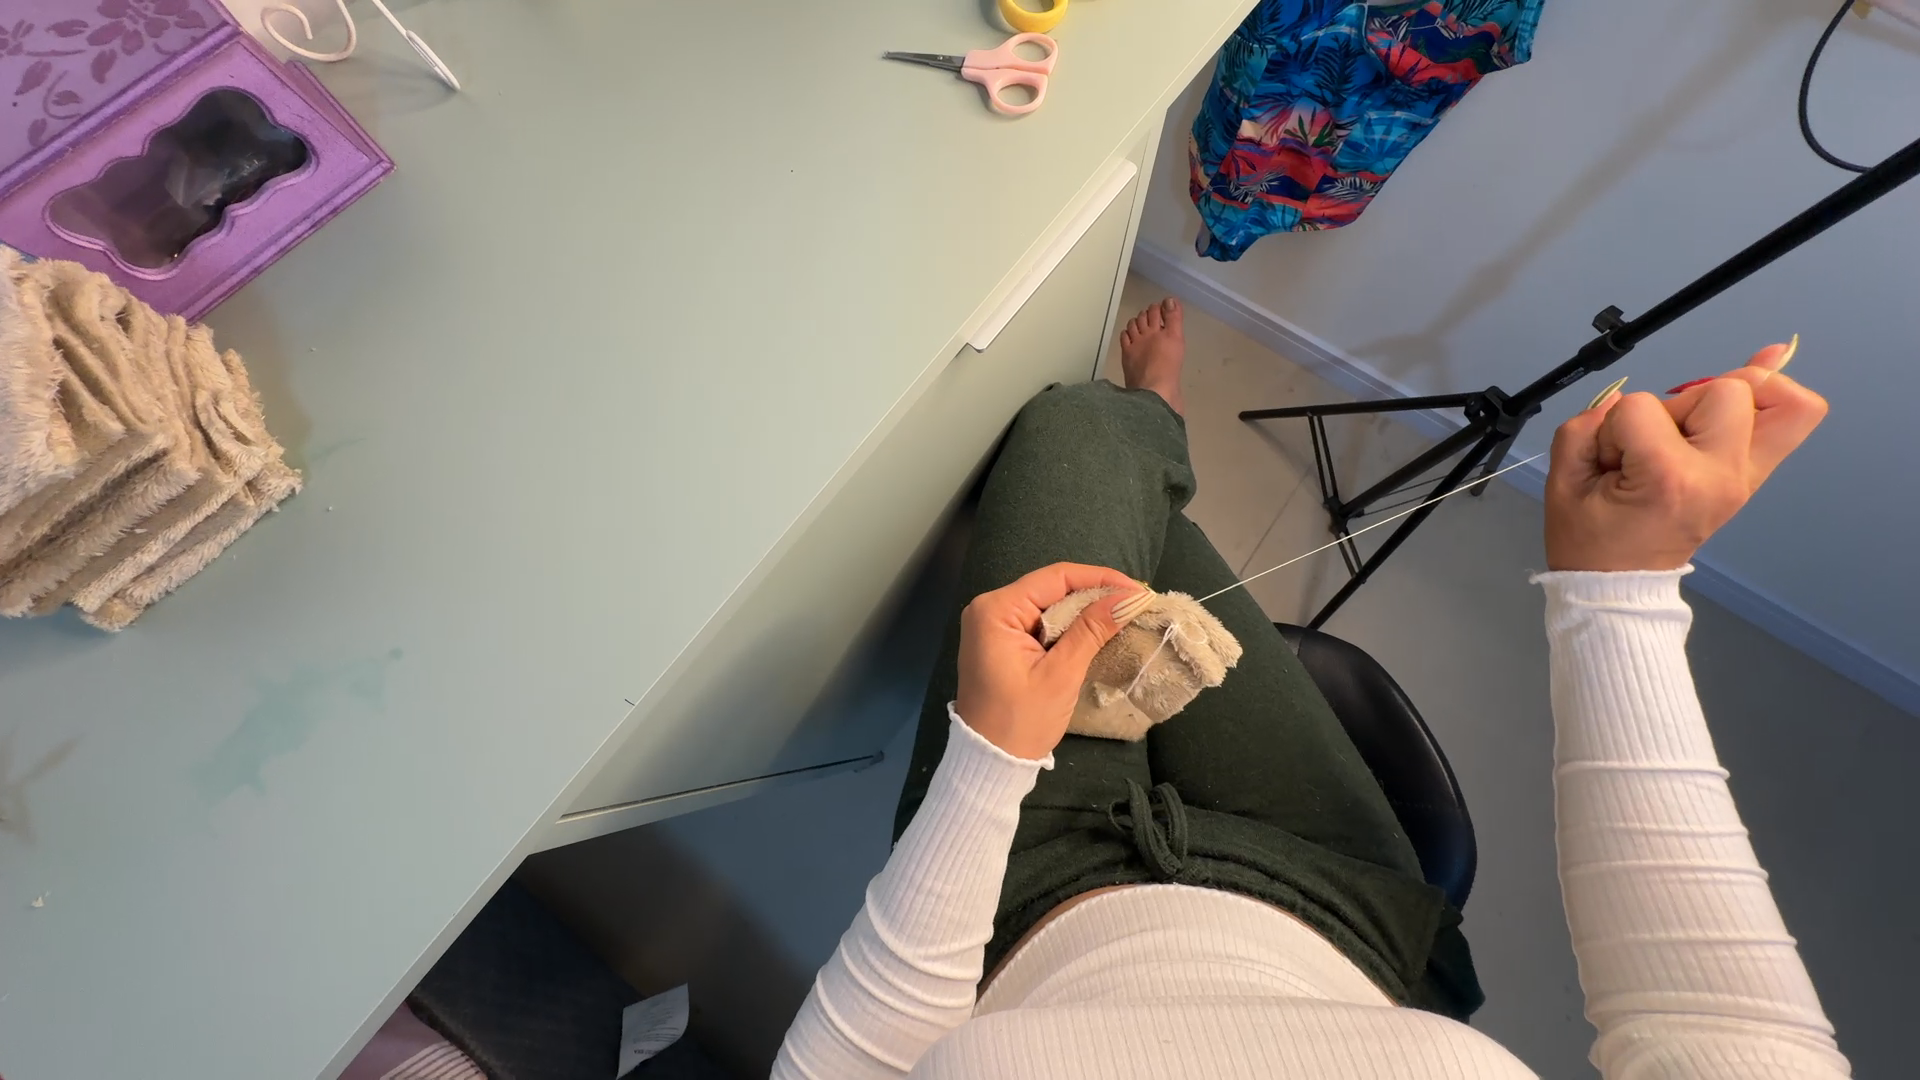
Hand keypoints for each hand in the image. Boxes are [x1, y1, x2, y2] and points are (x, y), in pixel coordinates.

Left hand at [954, 563, 1140, 759]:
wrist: (988, 762)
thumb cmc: (1020, 721)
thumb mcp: (1060, 675)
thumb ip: (1092, 630)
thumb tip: (1129, 597)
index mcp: (996, 610)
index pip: (1055, 577)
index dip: (1099, 579)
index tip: (1137, 590)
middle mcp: (990, 608)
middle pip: (1051, 587)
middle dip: (1095, 593)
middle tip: (1136, 601)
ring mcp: (994, 624)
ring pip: (1048, 603)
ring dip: (1085, 609)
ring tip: (1125, 611)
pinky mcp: (1002, 640)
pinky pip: (1040, 621)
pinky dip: (1068, 625)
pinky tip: (1097, 627)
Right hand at [1545, 344, 1827, 571]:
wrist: (1617, 580)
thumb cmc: (1584, 537)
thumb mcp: (1561, 484)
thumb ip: (1581, 430)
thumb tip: (1618, 401)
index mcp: (1667, 477)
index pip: (1639, 408)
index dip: (1610, 427)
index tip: (1605, 463)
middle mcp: (1721, 472)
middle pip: (1721, 392)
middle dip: (1674, 405)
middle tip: (1650, 440)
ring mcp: (1746, 474)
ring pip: (1772, 395)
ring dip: (1724, 396)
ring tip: (1692, 420)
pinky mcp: (1754, 473)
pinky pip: (1794, 417)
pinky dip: (1775, 392)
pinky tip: (1763, 368)